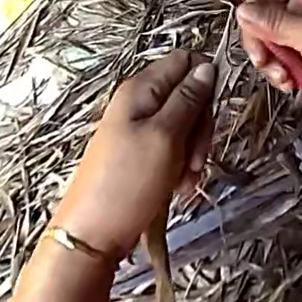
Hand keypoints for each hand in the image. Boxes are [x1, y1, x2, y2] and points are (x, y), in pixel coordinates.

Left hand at [51, 50, 215, 259]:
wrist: (90, 241)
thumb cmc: (127, 183)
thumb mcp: (165, 136)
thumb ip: (189, 99)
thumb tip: (208, 66)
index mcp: (141, 88)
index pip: (186, 61)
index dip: (205, 81)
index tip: (210, 112)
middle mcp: (140, 102)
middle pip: (189, 93)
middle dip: (201, 124)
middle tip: (197, 156)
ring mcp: (139, 128)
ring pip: (185, 123)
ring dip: (193, 149)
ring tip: (187, 177)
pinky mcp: (141, 153)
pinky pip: (174, 147)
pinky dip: (182, 164)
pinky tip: (179, 185)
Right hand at [203, 0, 301, 112]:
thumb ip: (278, 22)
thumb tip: (242, 10)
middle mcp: (301, 3)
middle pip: (257, 10)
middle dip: (256, 37)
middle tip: (265, 58)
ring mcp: (298, 27)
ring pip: (261, 35)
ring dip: (266, 58)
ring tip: (282, 74)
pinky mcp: (297, 49)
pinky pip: (271, 54)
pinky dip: (274, 69)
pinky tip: (289, 81)